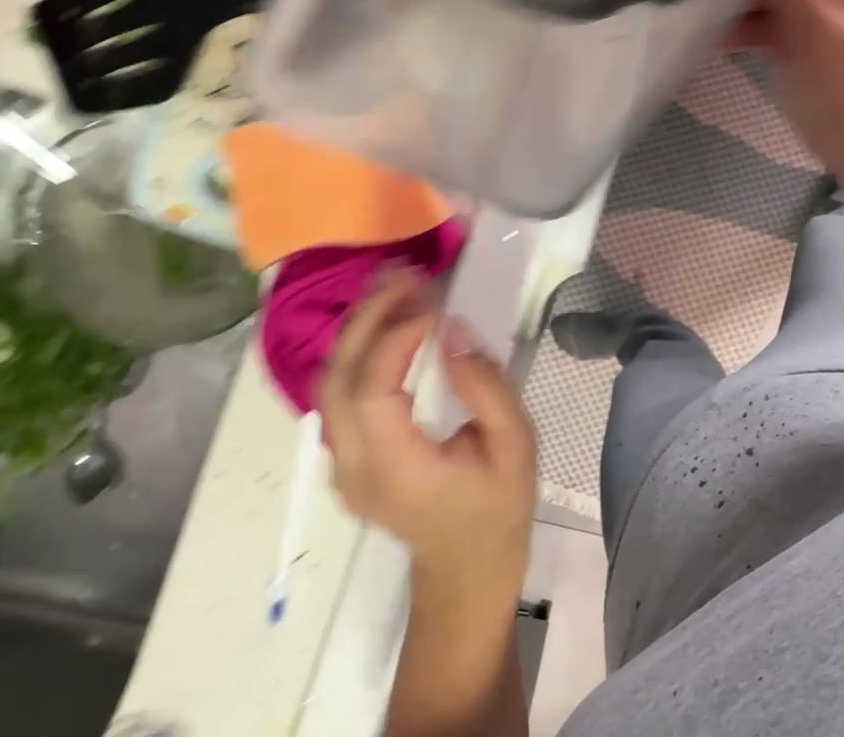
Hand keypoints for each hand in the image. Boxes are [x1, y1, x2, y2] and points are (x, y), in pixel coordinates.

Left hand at [321, 266, 537, 589]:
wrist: (466, 569)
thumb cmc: (498, 509)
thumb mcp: (514, 446)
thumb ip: (485, 388)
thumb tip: (453, 332)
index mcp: (395, 468)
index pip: (373, 389)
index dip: (396, 336)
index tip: (435, 302)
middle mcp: (351, 466)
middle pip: (336, 378)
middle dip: (367, 318)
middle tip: (405, 274)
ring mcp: (338, 466)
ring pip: (329, 384)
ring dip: (359, 330)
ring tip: (396, 289)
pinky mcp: (342, 460)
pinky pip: (339, 396)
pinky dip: (359, 353)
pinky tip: (388, 327)